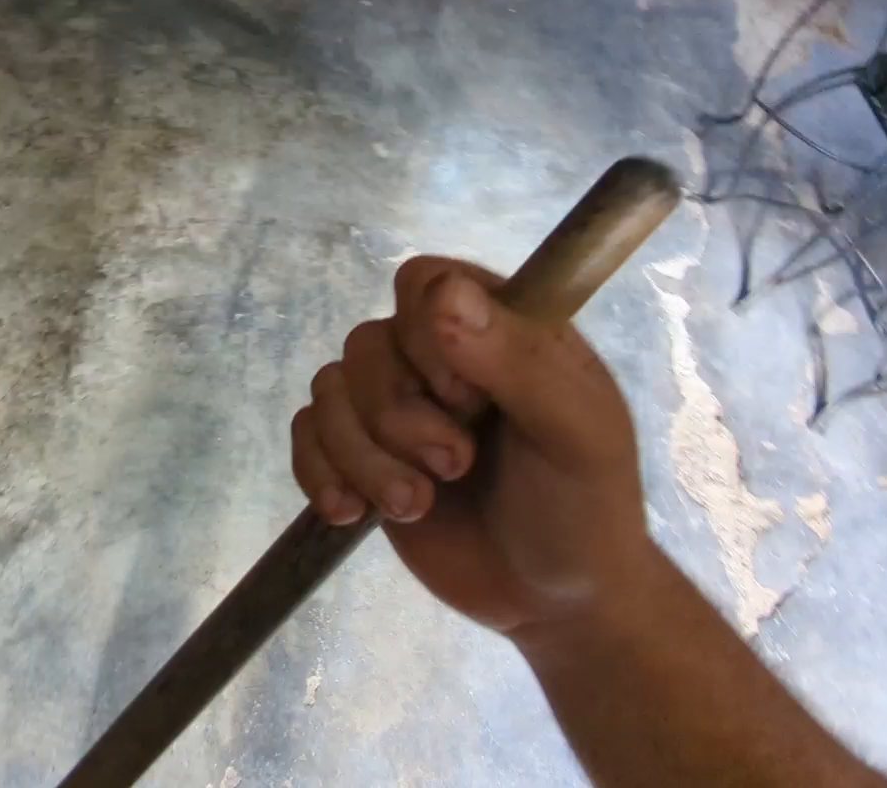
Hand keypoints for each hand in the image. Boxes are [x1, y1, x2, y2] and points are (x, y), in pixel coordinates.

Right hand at [290, 257, 653, 634]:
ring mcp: (386, 405)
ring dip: (364, 457)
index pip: (422, 283)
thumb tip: (443, 292)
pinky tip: (354, 513)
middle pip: (365, 345)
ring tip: (414, 505)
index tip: (469, 400)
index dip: (427, 338)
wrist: (549, 603)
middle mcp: (429, 355)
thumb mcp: (577, 434)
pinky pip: (304, 435)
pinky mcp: (354, 452)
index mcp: (490, 327)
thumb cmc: (581, 508)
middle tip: (457, 467)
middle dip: (399, 418)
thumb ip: (518, 359)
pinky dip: (321, 473)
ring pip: (327, 391)